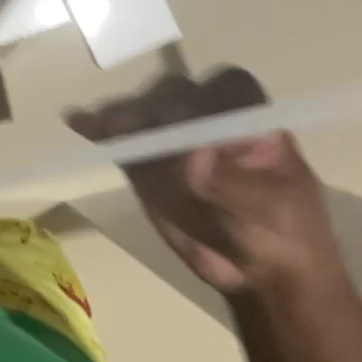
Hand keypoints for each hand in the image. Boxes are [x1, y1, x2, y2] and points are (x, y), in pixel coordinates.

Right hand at [69, 69, 343, 297]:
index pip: (225, 87)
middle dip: (151, 107)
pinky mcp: (145, 165)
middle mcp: (209, 123)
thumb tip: (194, 155)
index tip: (180, 121)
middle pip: (173, 94)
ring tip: (98, 124)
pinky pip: (121, 141)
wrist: (259, 273)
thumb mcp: (268, 211)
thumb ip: (231, 183)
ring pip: (141, 115)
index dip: (202, 98)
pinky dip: (100, 131)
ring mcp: (174, 143)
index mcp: (251, 123)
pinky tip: (78, 121)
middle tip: (128, 127)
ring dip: (119, 116)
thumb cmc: (282, 237)